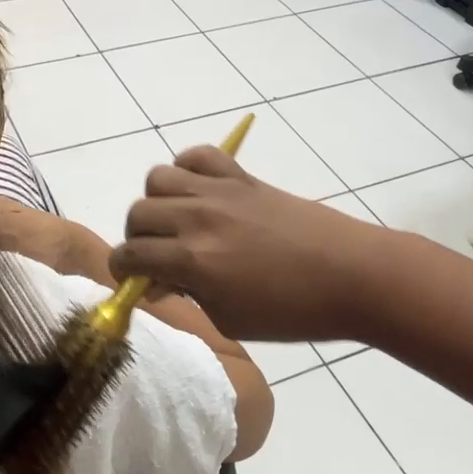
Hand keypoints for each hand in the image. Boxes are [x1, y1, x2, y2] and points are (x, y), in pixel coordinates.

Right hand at [109, 146, 386, 343]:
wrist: (351, 275)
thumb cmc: (293, 312)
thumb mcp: (230, 319)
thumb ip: (189, 293)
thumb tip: (163, 278)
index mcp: (193, 261)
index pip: (131, 255)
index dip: (121, 269)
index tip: (130, 277)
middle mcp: (197, 219)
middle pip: (138, 213)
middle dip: (138, 237)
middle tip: (156, 254)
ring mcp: (219, 191)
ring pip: (159, 178)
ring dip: (157, 202)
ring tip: (176, 220)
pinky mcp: (240, 176)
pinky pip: (198, 154)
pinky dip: (188, 167)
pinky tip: (198, 189)